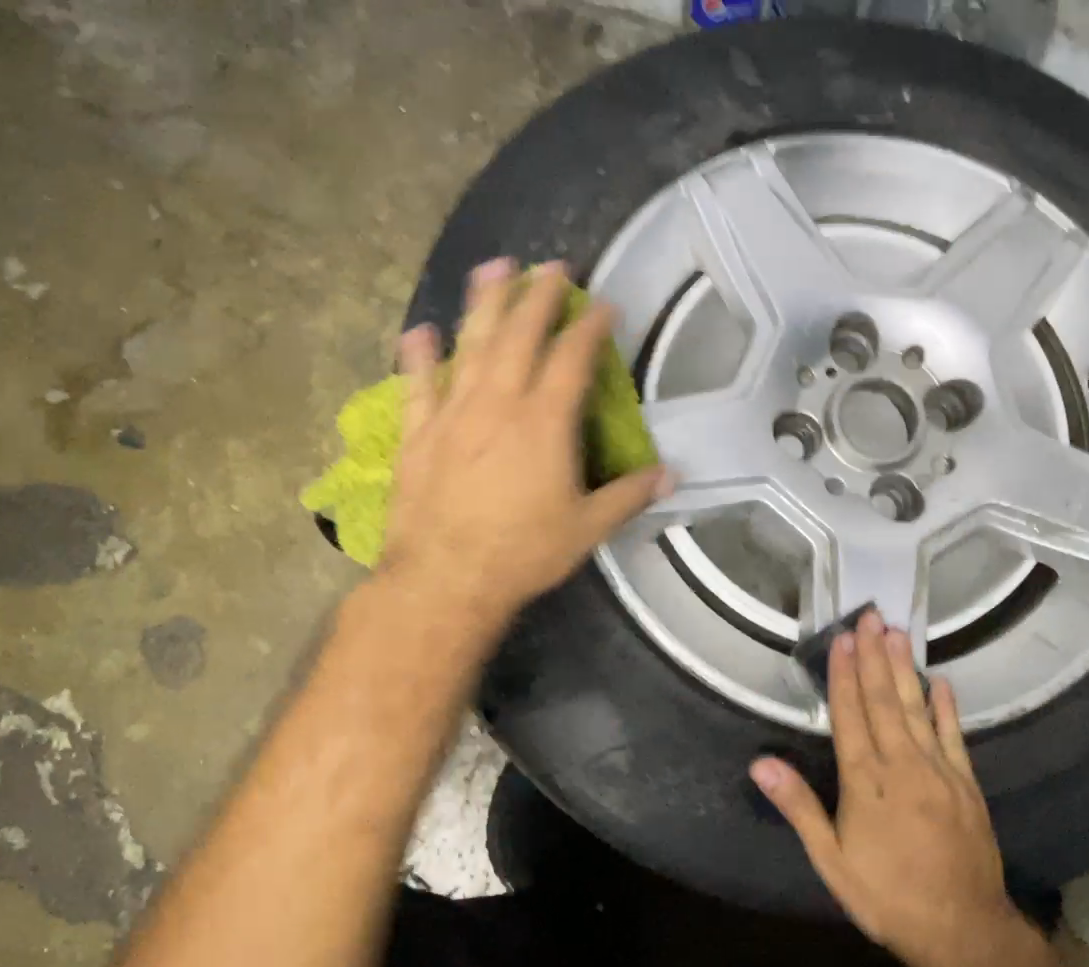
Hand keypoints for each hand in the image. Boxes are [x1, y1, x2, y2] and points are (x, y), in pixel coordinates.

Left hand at [382, 258, 671, 614]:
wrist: (445, 579)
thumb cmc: (523, 553)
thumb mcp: (587, 529)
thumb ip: (628, 496)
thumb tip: (672, 476)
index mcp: (544, 423)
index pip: (572, 360)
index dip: (590, 327)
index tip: (603, 304)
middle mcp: (499, 404)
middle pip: (520, 337)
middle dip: (538, 297)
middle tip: (550, 266)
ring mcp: (453, 415)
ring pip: (471, 347)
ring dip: (483, 305)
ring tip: (492, 268)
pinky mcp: (417, 435)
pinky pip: (417, 387)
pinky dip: (418, 357)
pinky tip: (419, 330)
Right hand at [751, 611, 1021, 966]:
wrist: (961, 927)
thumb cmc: (886, 896)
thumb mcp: (831, 861)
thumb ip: (799, 807)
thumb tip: (760, 763)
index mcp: (865, 782)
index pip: (850, 716)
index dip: (844, 677)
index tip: (842, 640)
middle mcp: (903, 765)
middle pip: (884, 702)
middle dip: (874, 657)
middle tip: (870, 616)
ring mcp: (939, 771)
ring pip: (917, 709)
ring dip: (905, 669)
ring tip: (897, 632)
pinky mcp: (966, 783)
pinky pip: (954, 735)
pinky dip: (945, 706)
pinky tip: (940, 681)